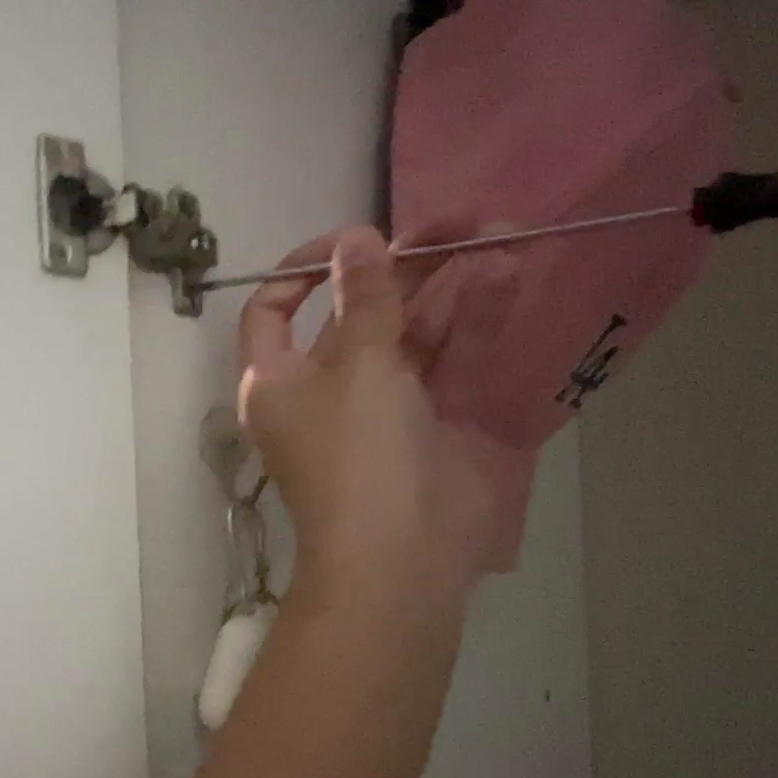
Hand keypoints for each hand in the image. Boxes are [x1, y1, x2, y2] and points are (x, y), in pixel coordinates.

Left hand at [236, 227, 493, 617]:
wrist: (401, 557)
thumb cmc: (357, 456)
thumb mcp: (355, 367)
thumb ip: (362, 300)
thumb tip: (354, 239)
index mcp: (276, 379)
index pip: (271, 310)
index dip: (302, 268)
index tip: (352, 240)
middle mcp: (323, 389)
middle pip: (355, 312)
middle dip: (406, 266)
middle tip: (461, 219)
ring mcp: (380, 407)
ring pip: (412, 332)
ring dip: (452, 284)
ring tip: (501, 231)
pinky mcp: (431, 423)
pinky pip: (448, 362)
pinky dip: (473, 322)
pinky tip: (506, 273)